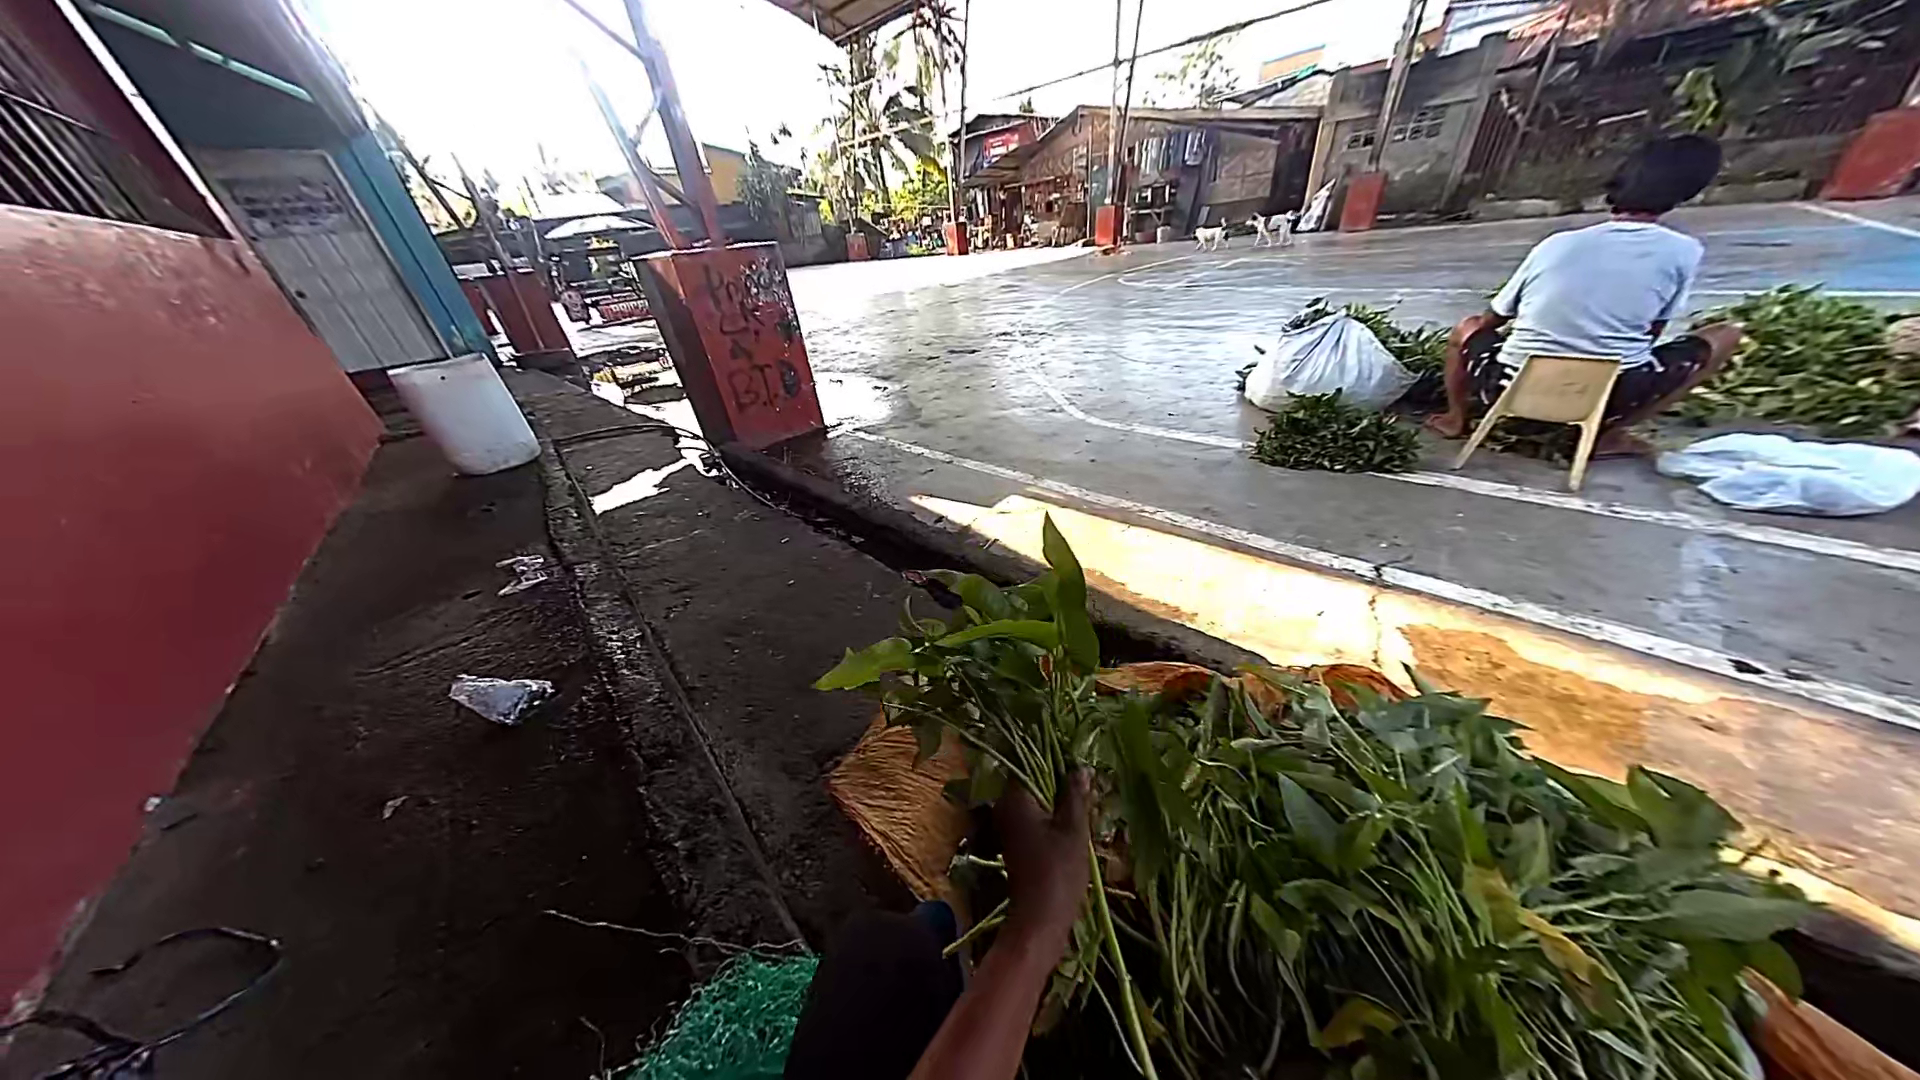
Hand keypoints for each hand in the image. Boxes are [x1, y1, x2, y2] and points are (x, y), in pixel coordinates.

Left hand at [996, 770, 1092, 944]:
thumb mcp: (1072, 829)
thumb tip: (1080, 766)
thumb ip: (1075, 795)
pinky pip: (1033, 815)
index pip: (1028, 762)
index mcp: (1013, 798)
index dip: (1052, 757)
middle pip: (1031, 780)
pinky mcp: (1014, 840)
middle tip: (1085, 782)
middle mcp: (1004, 806)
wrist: (1039, 920)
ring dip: (1056, 798)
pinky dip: (1050, 814)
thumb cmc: (1057, 872)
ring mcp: (1007, 824)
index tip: (1075, 760)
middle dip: (1057, 779)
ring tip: (1083, 800)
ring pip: (1034, 799)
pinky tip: (1071, 821)